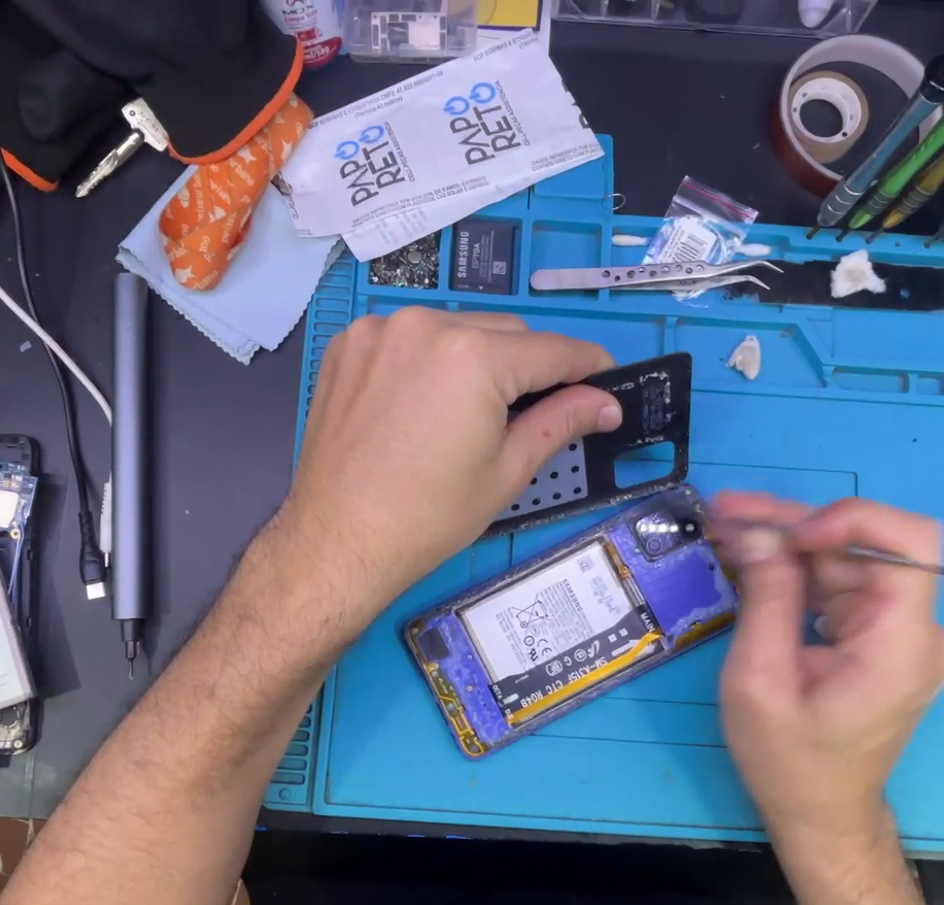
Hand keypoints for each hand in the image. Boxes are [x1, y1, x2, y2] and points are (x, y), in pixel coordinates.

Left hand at [276, 307, 623, 622]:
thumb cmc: (426, 518)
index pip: (552, 349)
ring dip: (478, 358)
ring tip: (472, 411)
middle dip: (529, 367)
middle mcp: (425, 326)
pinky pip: (410, 337)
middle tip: (535, 412)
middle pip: (505, 333)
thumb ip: (561, 422)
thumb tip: (606, 403)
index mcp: (472, 358)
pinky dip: (429, 358)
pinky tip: (425, 401)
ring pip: (456, 329)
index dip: (587, 366)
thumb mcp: (507, 471)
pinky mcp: (349, 344)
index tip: (605, 379)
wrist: (337, 540)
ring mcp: (379, 331)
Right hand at [713, 494, 943, 841]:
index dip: (849, 519)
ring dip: (783, 541)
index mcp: (901, 644)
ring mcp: (898, 631)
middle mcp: (914, 629)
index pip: (911, 542)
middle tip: (724, 512)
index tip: (787, 536)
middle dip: (791, 523)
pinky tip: (748, 557)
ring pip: (844, 558)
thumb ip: (765, 598)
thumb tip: (756, 531)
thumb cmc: (787, 761)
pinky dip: (794, 568)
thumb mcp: (759, 679)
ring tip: (723, 529)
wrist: (819, 814)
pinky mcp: (877, 635)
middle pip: (862, 545)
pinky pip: (838, 583)